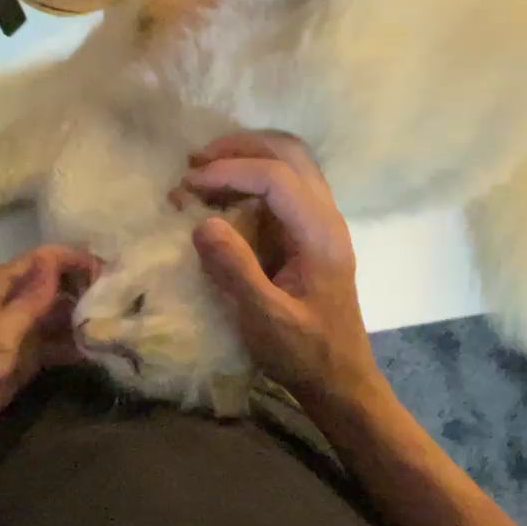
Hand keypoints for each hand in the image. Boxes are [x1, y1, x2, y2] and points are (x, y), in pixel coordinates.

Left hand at [0, 245, 99, 449]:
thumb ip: (29, 299)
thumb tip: (54, 261)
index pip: (42, 260)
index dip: (73, 259)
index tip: (106, 270)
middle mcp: (11, 302)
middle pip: (54, 285)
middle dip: (84, 288)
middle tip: (118, 299)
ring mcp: (19, 330)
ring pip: (58, 314)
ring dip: (83, 318)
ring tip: (116, 323)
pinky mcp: (25, 356)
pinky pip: (56, 343)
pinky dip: (75, 345)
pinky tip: (99, 349)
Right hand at [174, 132, 385, 406]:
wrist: (338, 378)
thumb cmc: (303, 352)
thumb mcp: (264, 320)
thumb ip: (235, 270)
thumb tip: (201, 223)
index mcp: (319, 234)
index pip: (276, 177)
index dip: (229, 172)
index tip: (187, 187)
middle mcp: (325, 217)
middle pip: (289, 153)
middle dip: (239, 147)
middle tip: (192, 162)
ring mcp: (319, 224)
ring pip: (290, 164)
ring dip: (246, 157)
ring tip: (201, 172)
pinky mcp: (307, 235)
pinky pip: (282, 187)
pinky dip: (250, 177)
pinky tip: (221, 196)